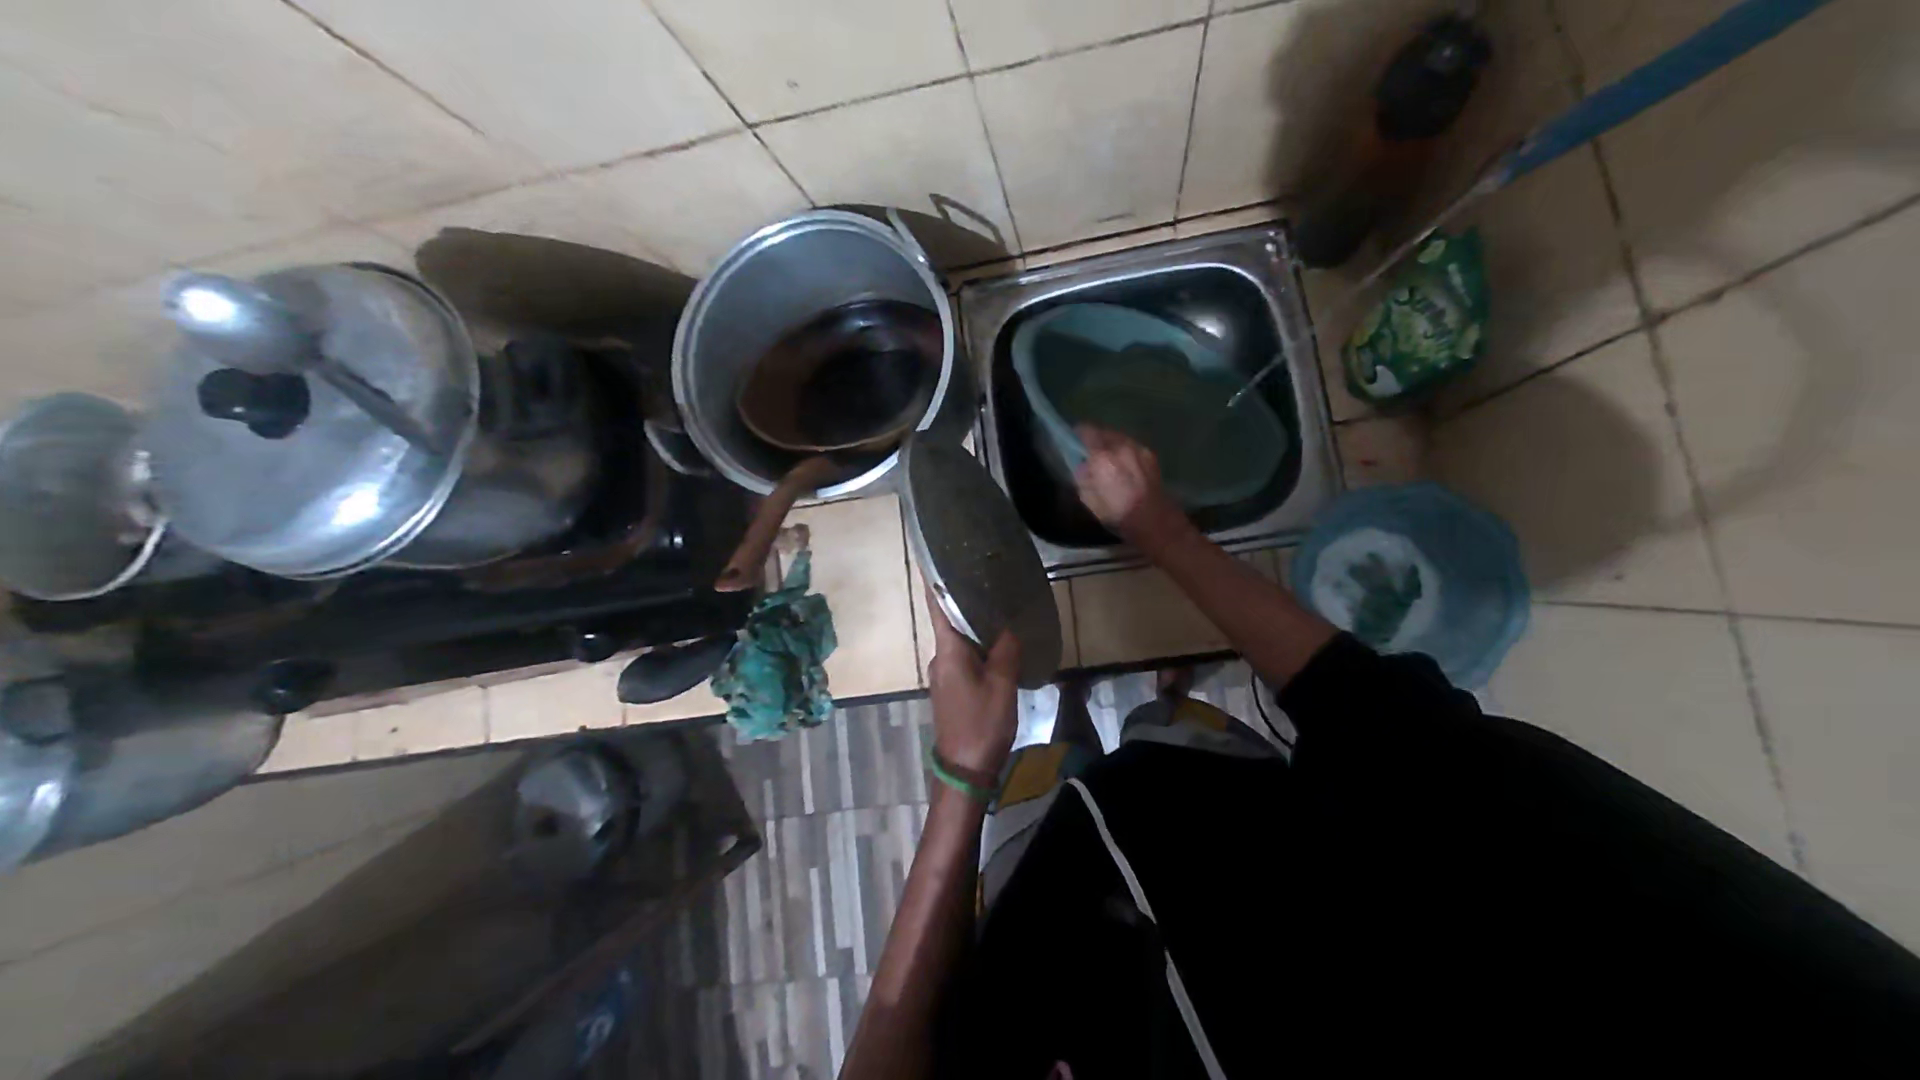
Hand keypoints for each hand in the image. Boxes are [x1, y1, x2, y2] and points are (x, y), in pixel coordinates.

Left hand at [923, 588, 1020, 777]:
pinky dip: (976, 647)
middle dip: (966, 602)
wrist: (964, 769)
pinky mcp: (950, 688)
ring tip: (999, 611)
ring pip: (959, 642)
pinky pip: (962, 658)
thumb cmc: (982, 723)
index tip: (934, 560)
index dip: (935, 584)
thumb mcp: (1002, 685)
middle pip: (950, 622)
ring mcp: (943, 674)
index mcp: (948, 652)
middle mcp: (939, 658)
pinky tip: (996, 647)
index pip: (938, 608)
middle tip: (988, 582)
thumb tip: (1007, 629)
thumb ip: (1006, 652)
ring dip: (974, 628)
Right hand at [1073, 424, 1189, 549]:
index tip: (1073, 441)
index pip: (1086, 431)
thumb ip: (1082, 477)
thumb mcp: (1089, 500)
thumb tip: (1082, 465)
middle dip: (1094, 438)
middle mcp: (1120, 446)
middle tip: (1089, 451)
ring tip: (1107, 457)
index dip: (1077, 435)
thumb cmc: (1118, 514)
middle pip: (1103, 431)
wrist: (1154, 519)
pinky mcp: (1149, 453)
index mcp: (1102, 457)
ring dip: (1109, 442)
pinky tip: (1123, 463)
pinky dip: (1123, 449)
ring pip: (1118, 436)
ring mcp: (1137, 448)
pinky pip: (1130, 444)